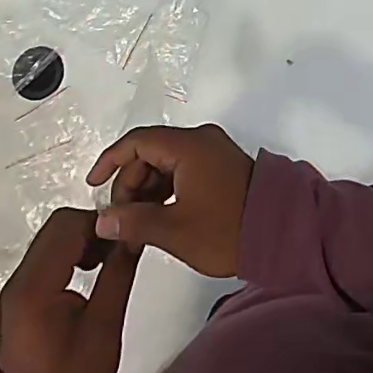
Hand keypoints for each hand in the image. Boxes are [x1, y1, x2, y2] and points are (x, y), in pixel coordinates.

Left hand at [0, 208, 139, 372]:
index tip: (128, 235)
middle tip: (119, 247)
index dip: (102, 223)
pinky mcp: (23, 296)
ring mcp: (17, 288)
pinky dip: (73, 252)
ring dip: (83, 239)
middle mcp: (19, 281)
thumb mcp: (106, 322)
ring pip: (53, 238)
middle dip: (93, 228)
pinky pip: (49, 256)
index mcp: (35, 287)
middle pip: (57, 227)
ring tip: (108, 260)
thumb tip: (135, 233)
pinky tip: (92, 270)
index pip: (68, 226)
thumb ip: (119, 270)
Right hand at [86, 124, 254, 277]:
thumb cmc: (227, 229)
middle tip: (121, 218)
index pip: (138, 141)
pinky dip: (166, 189)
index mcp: (191, 146)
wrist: (280, 232)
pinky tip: (158, 217)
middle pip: (151, 152)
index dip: (111, 161)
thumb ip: (133, 221)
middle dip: (130, 183)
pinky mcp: (222, 166)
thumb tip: (103, 219)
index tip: (93, 185)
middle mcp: (203, 141)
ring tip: (137, 224)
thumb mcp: (174, 230)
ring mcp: (214, 152)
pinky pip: (184, 170)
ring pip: (167, 162)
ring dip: (148, 189)